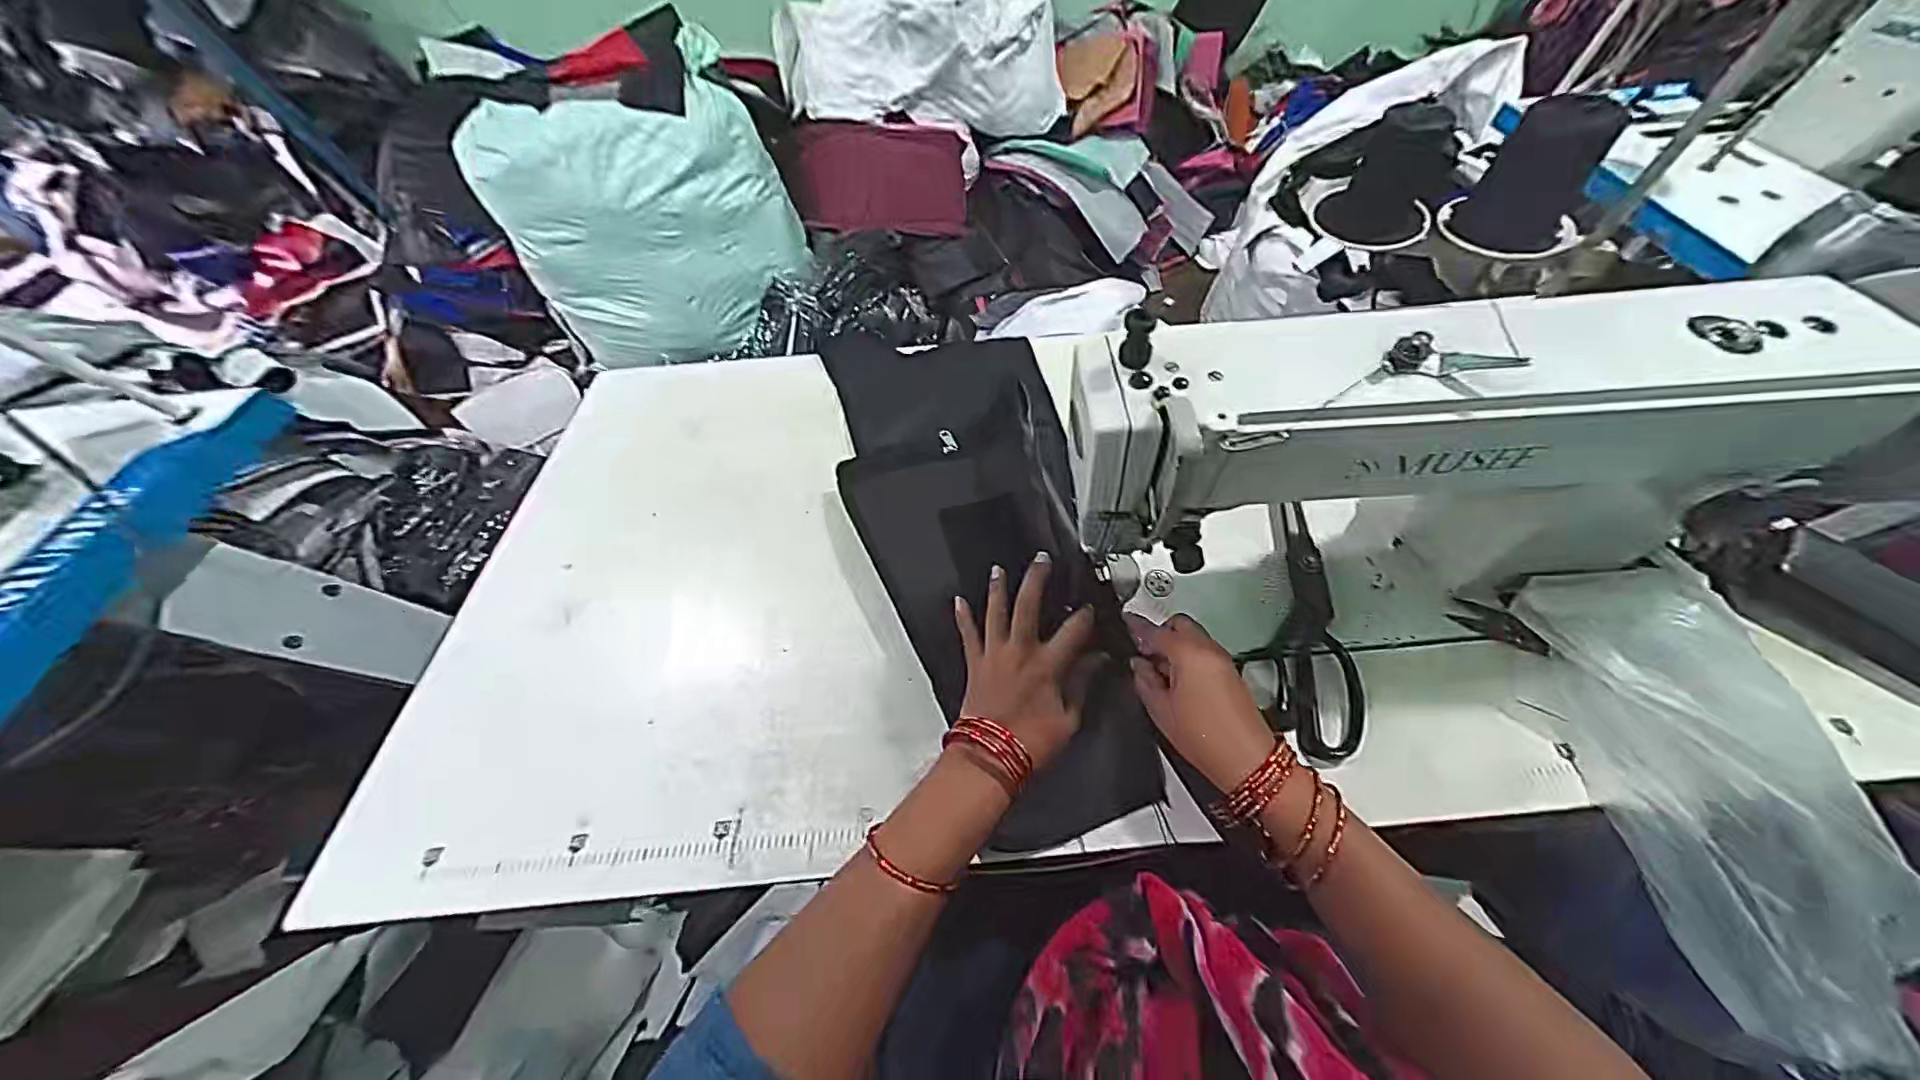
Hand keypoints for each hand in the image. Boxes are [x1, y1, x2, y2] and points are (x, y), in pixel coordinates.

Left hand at [952, 553, 1097, 769]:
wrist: (989, 758)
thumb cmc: (1029, 744)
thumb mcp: (1069, 718)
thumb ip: (1083, 684)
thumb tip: (1097, 663)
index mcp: (1047, 665)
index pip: (1073, 630)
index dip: (1085, 616)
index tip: (1091, 608)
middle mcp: (1019, 653)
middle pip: (1028, 605)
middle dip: (1036, 580)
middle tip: (1041, 561)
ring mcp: (994, 655)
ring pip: (995, 613)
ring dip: (998, 589)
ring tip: (999, 570)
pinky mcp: (975, 664)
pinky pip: (967, 635)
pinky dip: (963, 617)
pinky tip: (959, 601)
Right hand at [1127, 613, 1276, 791]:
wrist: (1247, 760)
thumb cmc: (1209, 739)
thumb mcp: (1160, 710)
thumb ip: (1143, 680)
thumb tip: (1138, 666)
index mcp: (1188, 653)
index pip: (1156, 631)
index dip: (1137, 627)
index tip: (1127, 623)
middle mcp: (1209, 650)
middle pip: (1179, 625)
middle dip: (1160, 633)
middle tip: (1143, 652)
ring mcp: (1223, 660)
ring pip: (1194, 637)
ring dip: (1175, 646)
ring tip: (1159, 672)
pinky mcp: (1232, 673)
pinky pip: (1205, 652)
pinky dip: (1189, 658)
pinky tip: (1178, 682)